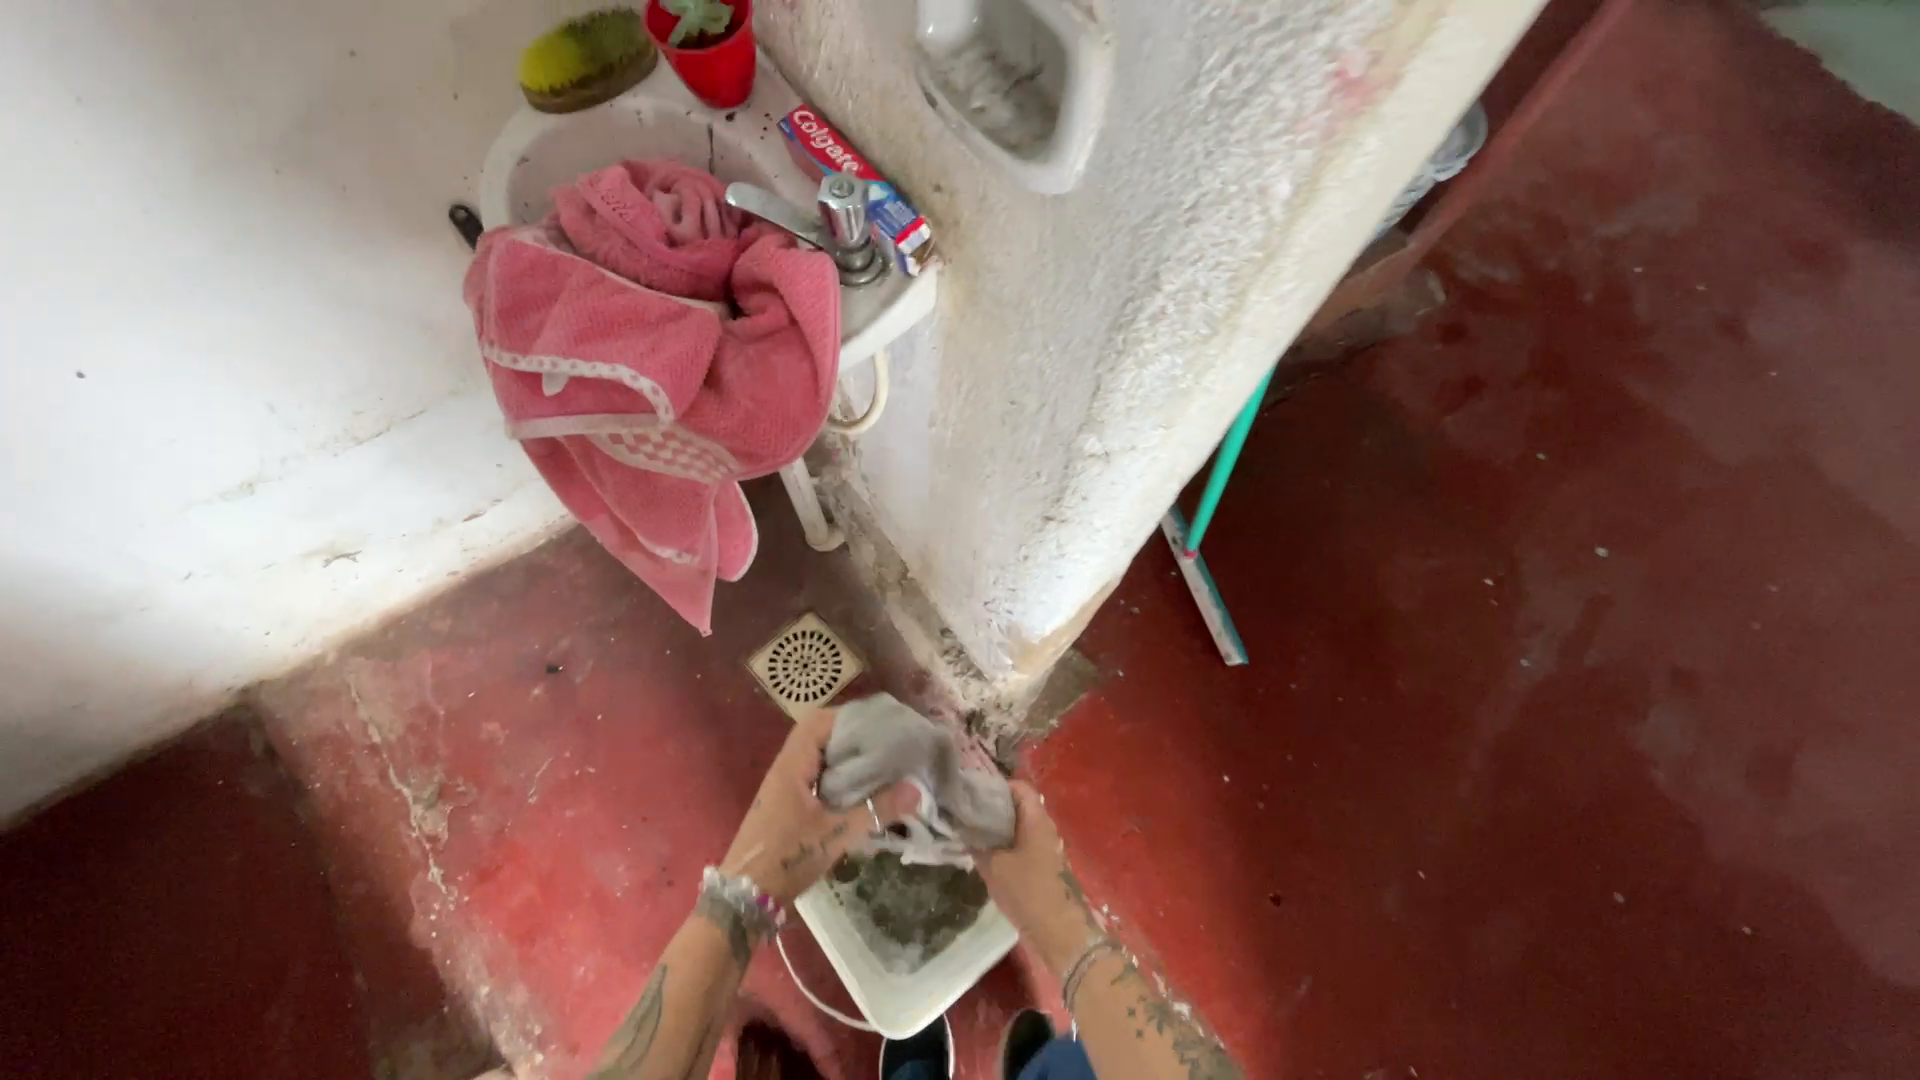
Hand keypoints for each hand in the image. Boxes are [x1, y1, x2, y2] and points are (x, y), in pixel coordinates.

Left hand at [721, 708, 915, 904]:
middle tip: (888, 745)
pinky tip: (862, 792)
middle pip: (821, 737)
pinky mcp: (788, 806)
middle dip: (854, 738)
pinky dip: (839, 778)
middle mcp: (787, 769)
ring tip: (882, 765)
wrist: (746, 898)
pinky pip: (817, 779)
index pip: (819, 722)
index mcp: (792, 765)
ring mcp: (785, 788)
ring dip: (847, 759)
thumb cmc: (788, 858)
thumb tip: (916, 790)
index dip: (850, 718)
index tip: (882, 726)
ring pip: (819, 759)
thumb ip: (876, 810)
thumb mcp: (836, 835)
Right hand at [974, 780, 1102, 974]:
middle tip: (967, 813)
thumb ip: (977, 844)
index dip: (996, 786)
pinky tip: (986, 855)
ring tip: (972, 833)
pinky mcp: (1044, 866)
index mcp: (1036, 819)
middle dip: (993, 807)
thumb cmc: (1027, 891)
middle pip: (1019, 806)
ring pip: (1020, 826)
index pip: (1018, 787)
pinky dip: (1006, 844)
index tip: (972, 793)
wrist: (1059, 932)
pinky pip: (1023, 844)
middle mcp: (1045, 827)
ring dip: (998, 828)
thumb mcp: (994, 866)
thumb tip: (963, 829)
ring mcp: (1046, 847)